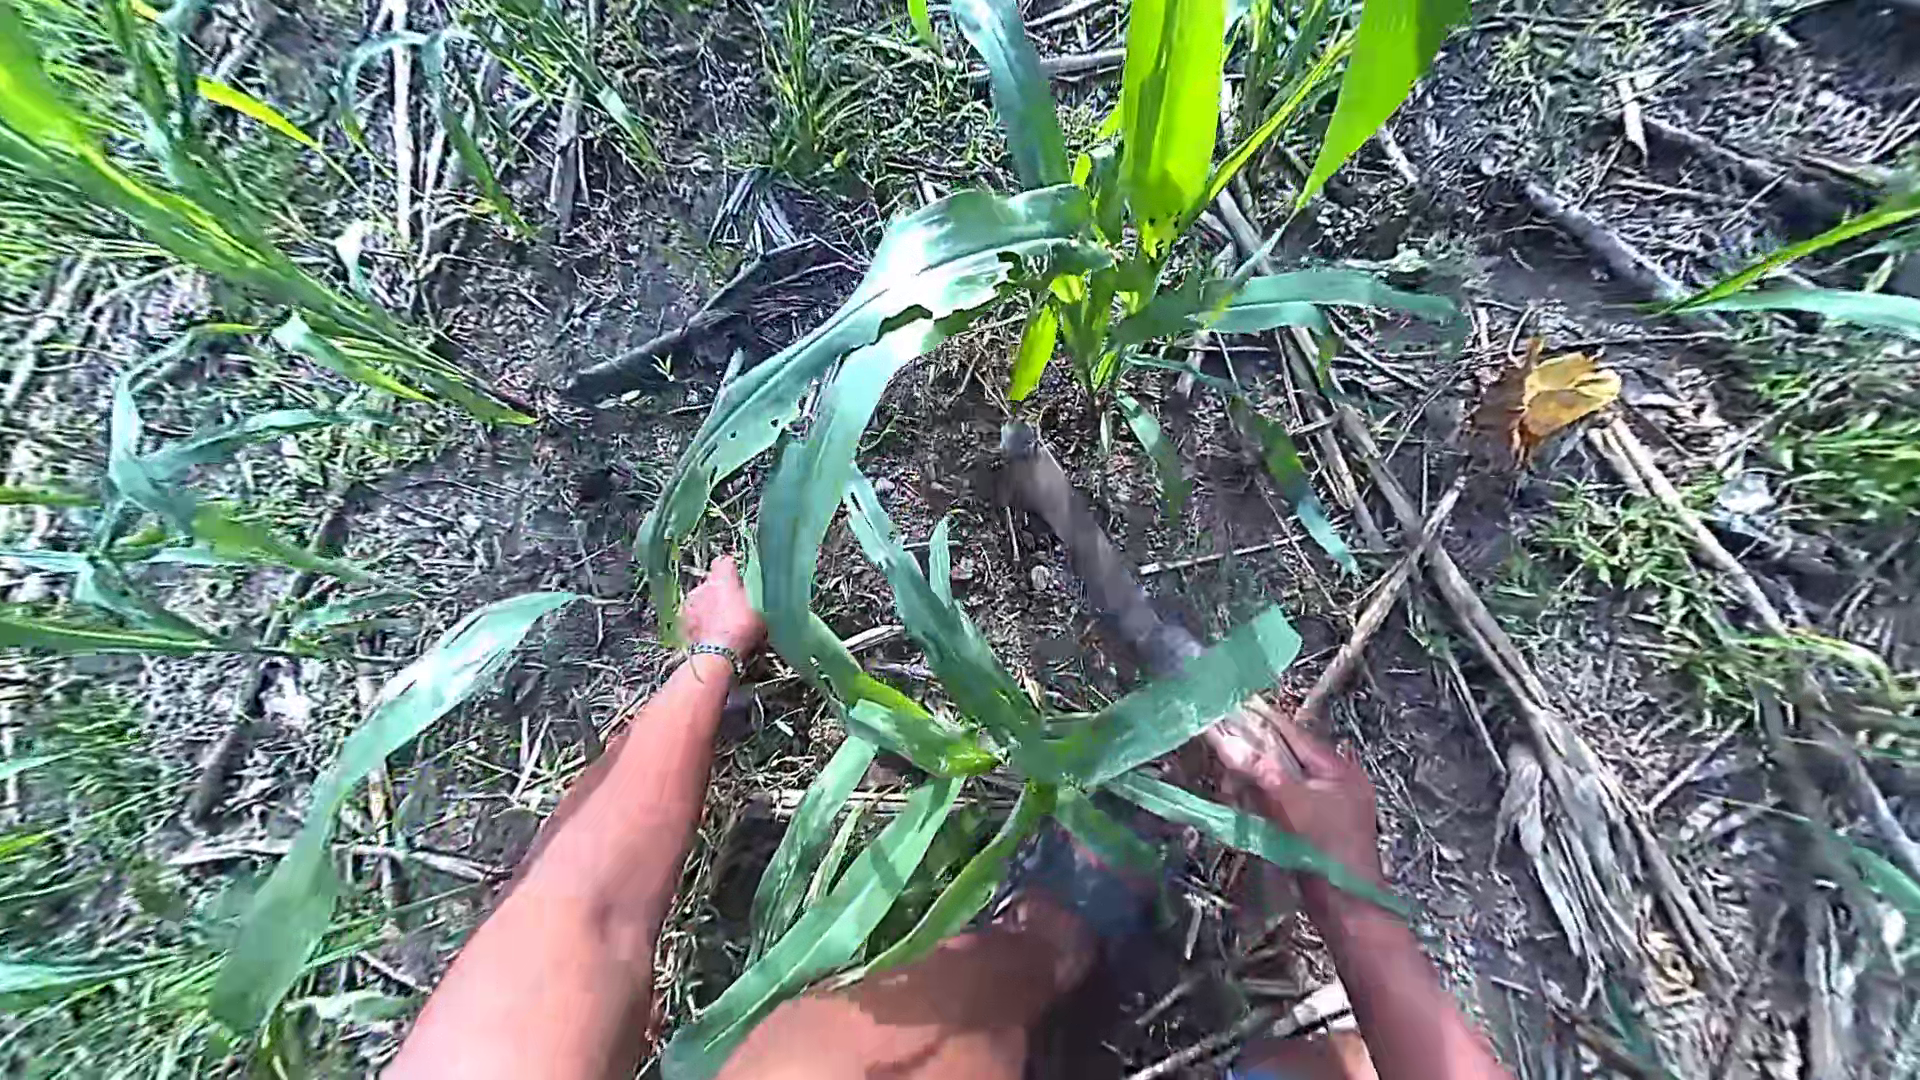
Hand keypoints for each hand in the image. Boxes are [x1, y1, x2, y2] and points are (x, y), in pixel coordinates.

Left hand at [681, 554, 764, 659]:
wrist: (716, 656)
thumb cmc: (742, 630)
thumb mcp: (761, 610)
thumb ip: (756, 596)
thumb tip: (757, 591)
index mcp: (723, 579)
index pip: (725, 562)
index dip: (733, 570)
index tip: (741, 579)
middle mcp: (703, 586)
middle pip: (712, 582)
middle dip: (721, 591)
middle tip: (735, 607)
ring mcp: (689, 604)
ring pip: (701, 599)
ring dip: (709, 606)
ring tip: (722, 623)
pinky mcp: (681, 621)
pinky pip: (693, 615)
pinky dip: (700, 621)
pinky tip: (711, 633)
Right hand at [1209, 713, 1384, 918]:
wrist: (1348, 911)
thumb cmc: (1325, 851)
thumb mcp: (1288, 802)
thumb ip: (1256, 767)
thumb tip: (1223, 738)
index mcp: (1338, 768)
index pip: (1291, 732)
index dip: (1258, 719)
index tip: (1228, 705)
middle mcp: (1336, 779)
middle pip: (1283, 753)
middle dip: (1252, 752)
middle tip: (1221, 744)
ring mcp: (1327, 803)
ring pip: (1279, 776)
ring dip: (1253, 777)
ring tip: (1230, 779)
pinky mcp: (1315, 824)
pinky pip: (1282, 797)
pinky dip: (1262, 796)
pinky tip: (1243, 799)